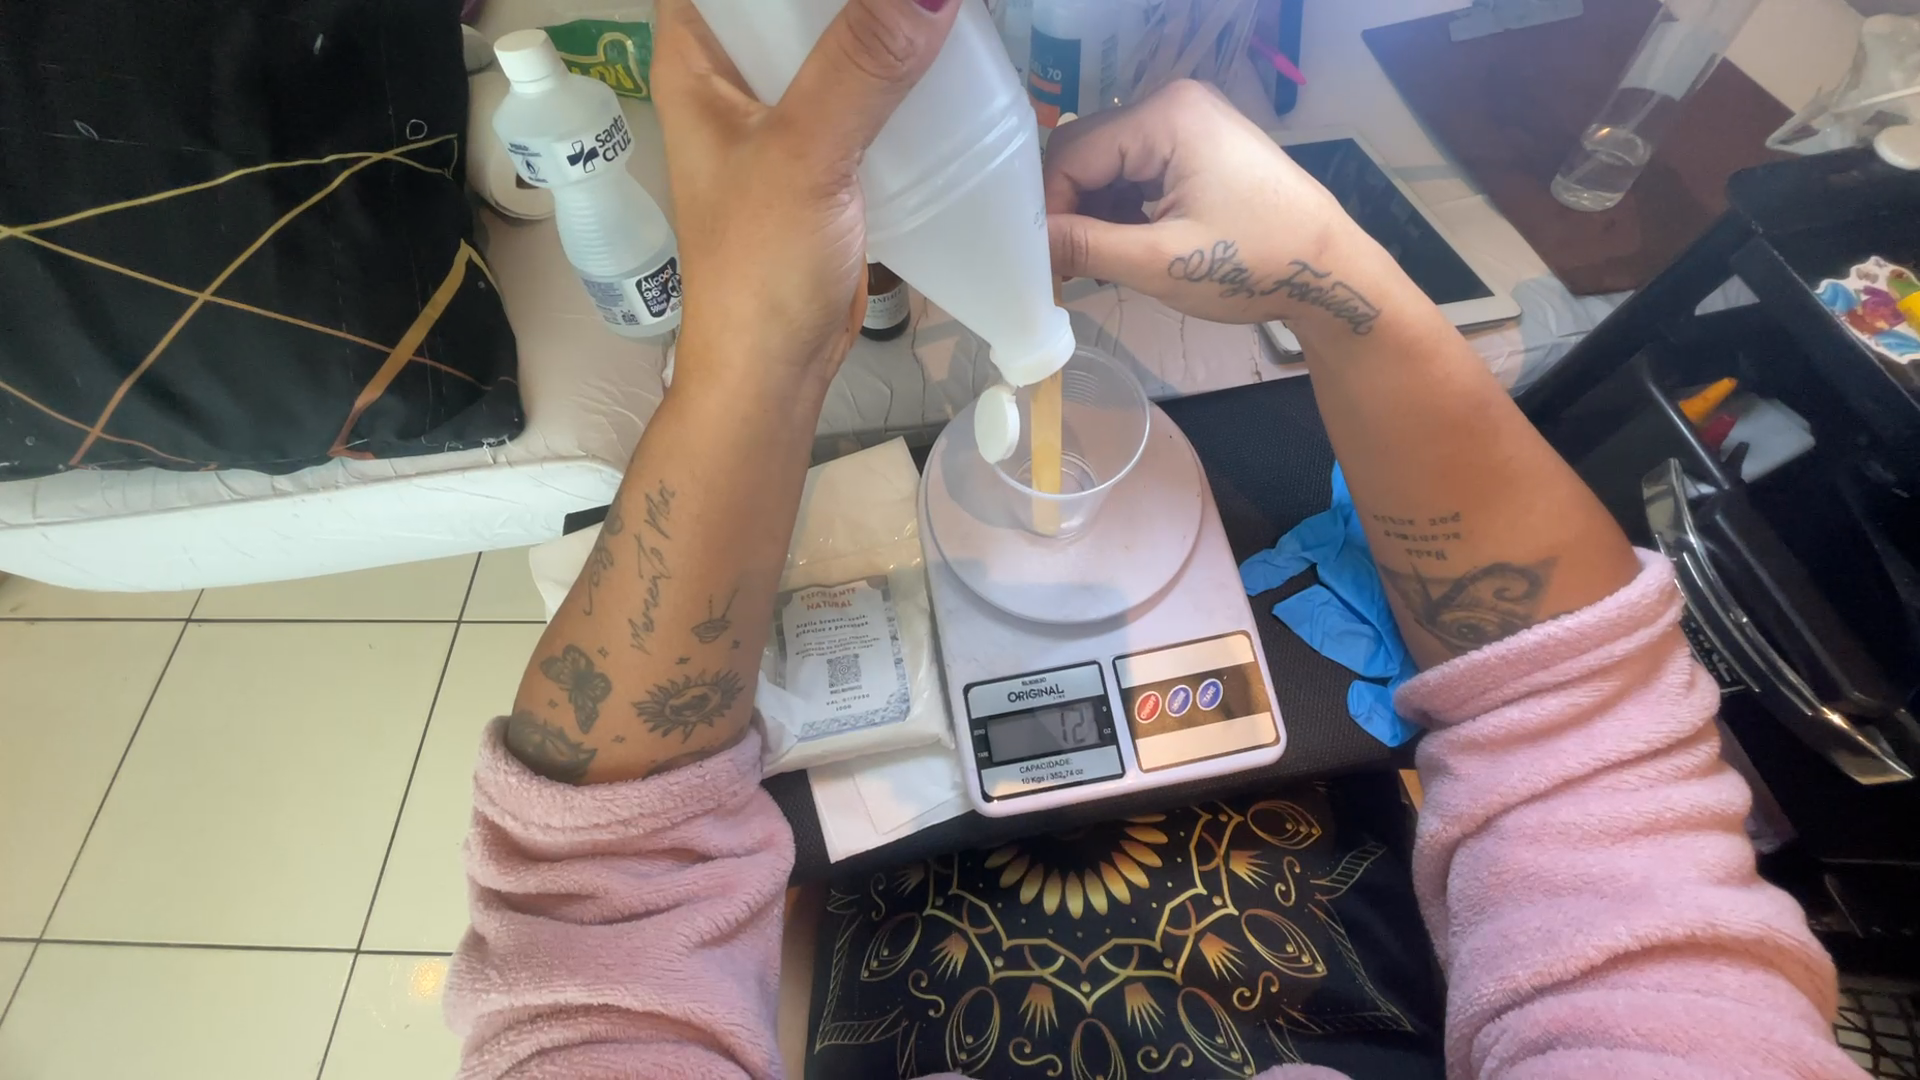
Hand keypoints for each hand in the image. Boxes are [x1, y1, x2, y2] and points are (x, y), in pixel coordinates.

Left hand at [650, 0, 959, 391]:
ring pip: (832, 47)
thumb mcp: (804, 154)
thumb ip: (863, 66)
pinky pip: (861, 101)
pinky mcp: (825, 167)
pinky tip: (938, 65)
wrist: (774, 366)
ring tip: (940, 12)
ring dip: (881, 28)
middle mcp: (736, 79)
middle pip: (790, 4)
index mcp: (697, 56)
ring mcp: (783, 125)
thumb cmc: (762, 264)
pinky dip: (896, 84)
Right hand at [1045, 80, 1376, 333]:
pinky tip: (1122, 250)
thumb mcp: (1160, 262)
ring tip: (1096, 268)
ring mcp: (1184, 127)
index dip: (1048, 210)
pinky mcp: (1193, 152)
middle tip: (1066, 271)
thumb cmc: (1252, 263)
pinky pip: (1132, 177)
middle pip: (1085, 155)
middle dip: (1068, 213)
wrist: (1326, 271)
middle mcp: (1170, 105)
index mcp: (1165, 115)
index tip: (1044, 265)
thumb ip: (1086, 248)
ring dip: (1091, 218)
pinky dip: (1117, 215)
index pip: (1071, 154)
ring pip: (1105, 169)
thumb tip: (1028, 247)